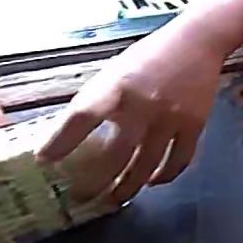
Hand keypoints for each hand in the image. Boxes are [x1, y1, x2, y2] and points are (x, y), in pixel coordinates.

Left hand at [39, 28, 223, 204]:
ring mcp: (171, 118)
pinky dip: (164, 176)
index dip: (59, 143)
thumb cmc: (150, 56)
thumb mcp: (116, 71)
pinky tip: (152, 181)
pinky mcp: (194, 124)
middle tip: (79, 198)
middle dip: (92, 184)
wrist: (198, 42)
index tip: (44, 161)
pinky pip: (179, 160)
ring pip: (145, 167)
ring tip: (112, 200)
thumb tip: (71, 135)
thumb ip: (98, 100)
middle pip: (113, 157)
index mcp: (116, 86)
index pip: (81, 118)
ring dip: (126, 189)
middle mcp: (143, 106)